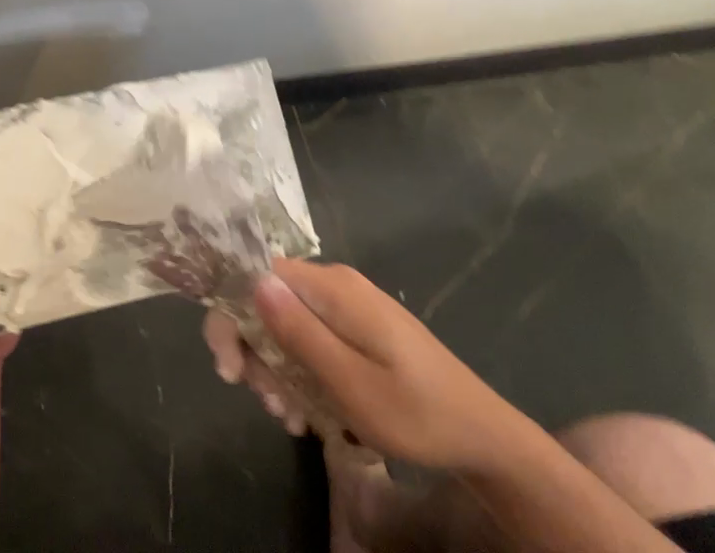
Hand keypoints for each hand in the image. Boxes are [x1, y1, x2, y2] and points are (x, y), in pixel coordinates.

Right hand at [206, 259, 532, 472]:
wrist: (483, 437)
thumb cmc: (417, 413)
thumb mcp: (350, 382)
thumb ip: (299, 332)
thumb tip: (252, 282)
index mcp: (333, 289)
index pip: (255, 277)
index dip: (231, 317)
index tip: (231, 370)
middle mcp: (336, 286)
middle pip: (266, 304)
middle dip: (255, 355)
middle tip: (268, 404)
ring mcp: (348, 307)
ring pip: (284, 327)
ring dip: (275, 372)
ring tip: (291, 417)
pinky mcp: (357, 329)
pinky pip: (309, 340)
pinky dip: (299, 374)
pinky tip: (307, 412)